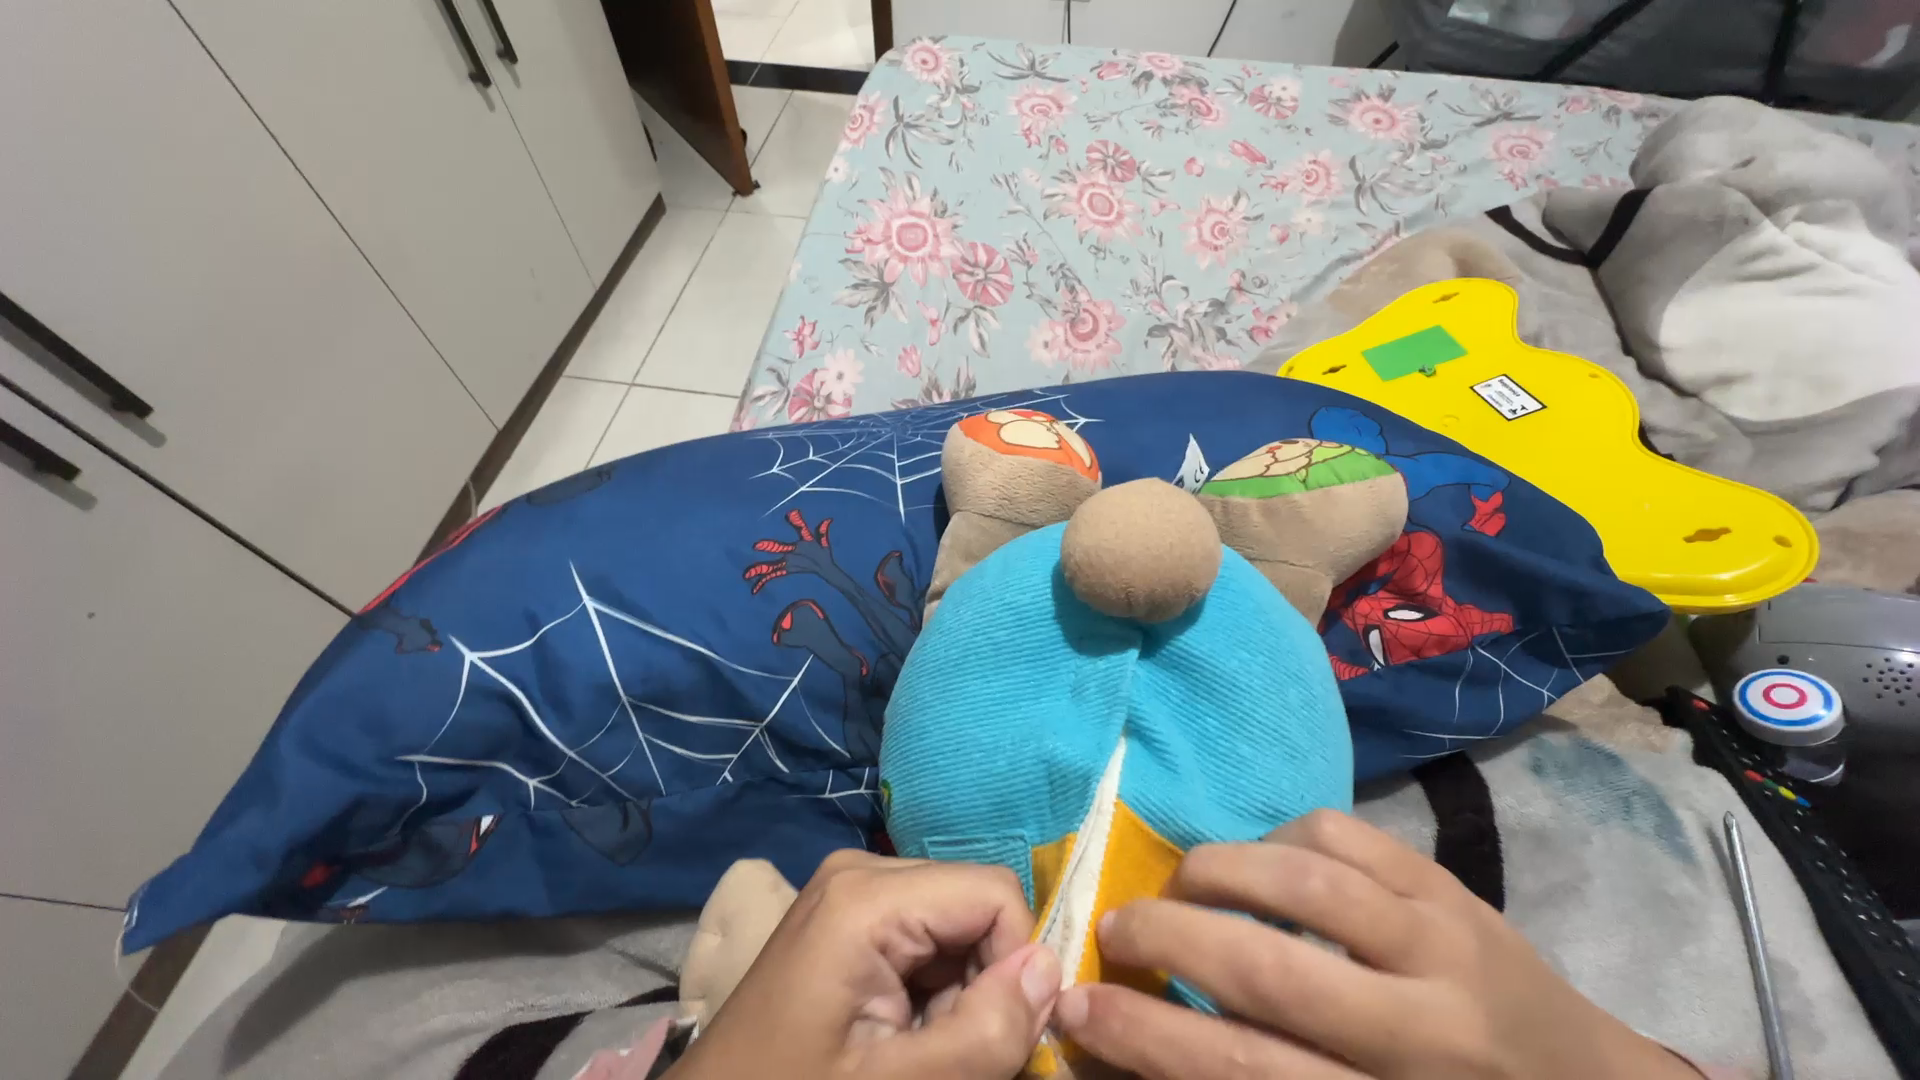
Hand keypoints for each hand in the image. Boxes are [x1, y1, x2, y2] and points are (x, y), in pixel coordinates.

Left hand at [668, 850, 1060, 1079]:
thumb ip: (983, 1033)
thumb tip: (1052, 969)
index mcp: (867, 896)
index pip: (994, 892)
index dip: (1016, 962)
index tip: (1000, 1033)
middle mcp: (862, 870)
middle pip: (973, 903)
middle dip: (984, 979)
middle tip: (947, 1052)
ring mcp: (850, 889)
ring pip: (955, 922)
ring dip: (960, 990)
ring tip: (917, 1048)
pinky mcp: (847, 913)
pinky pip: (924, 933)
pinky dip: (934, 986)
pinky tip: (900, 1032)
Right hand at [1054, 809, 1699, 1079]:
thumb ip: (1264, 1077)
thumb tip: (1150, 1043)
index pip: (1243, 1070)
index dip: (1146, 1038)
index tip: (1077, 1010)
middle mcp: (1421, 1031)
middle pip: (1265, 970)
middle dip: (1166, 939)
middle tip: (1114, 929)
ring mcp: (1441, 942)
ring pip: (1301, 883)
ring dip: (1214, 874)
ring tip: (1181, 885)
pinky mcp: (1448, 884)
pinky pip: (1340, 834)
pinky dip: (1280, 839)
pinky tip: (1266, 861)